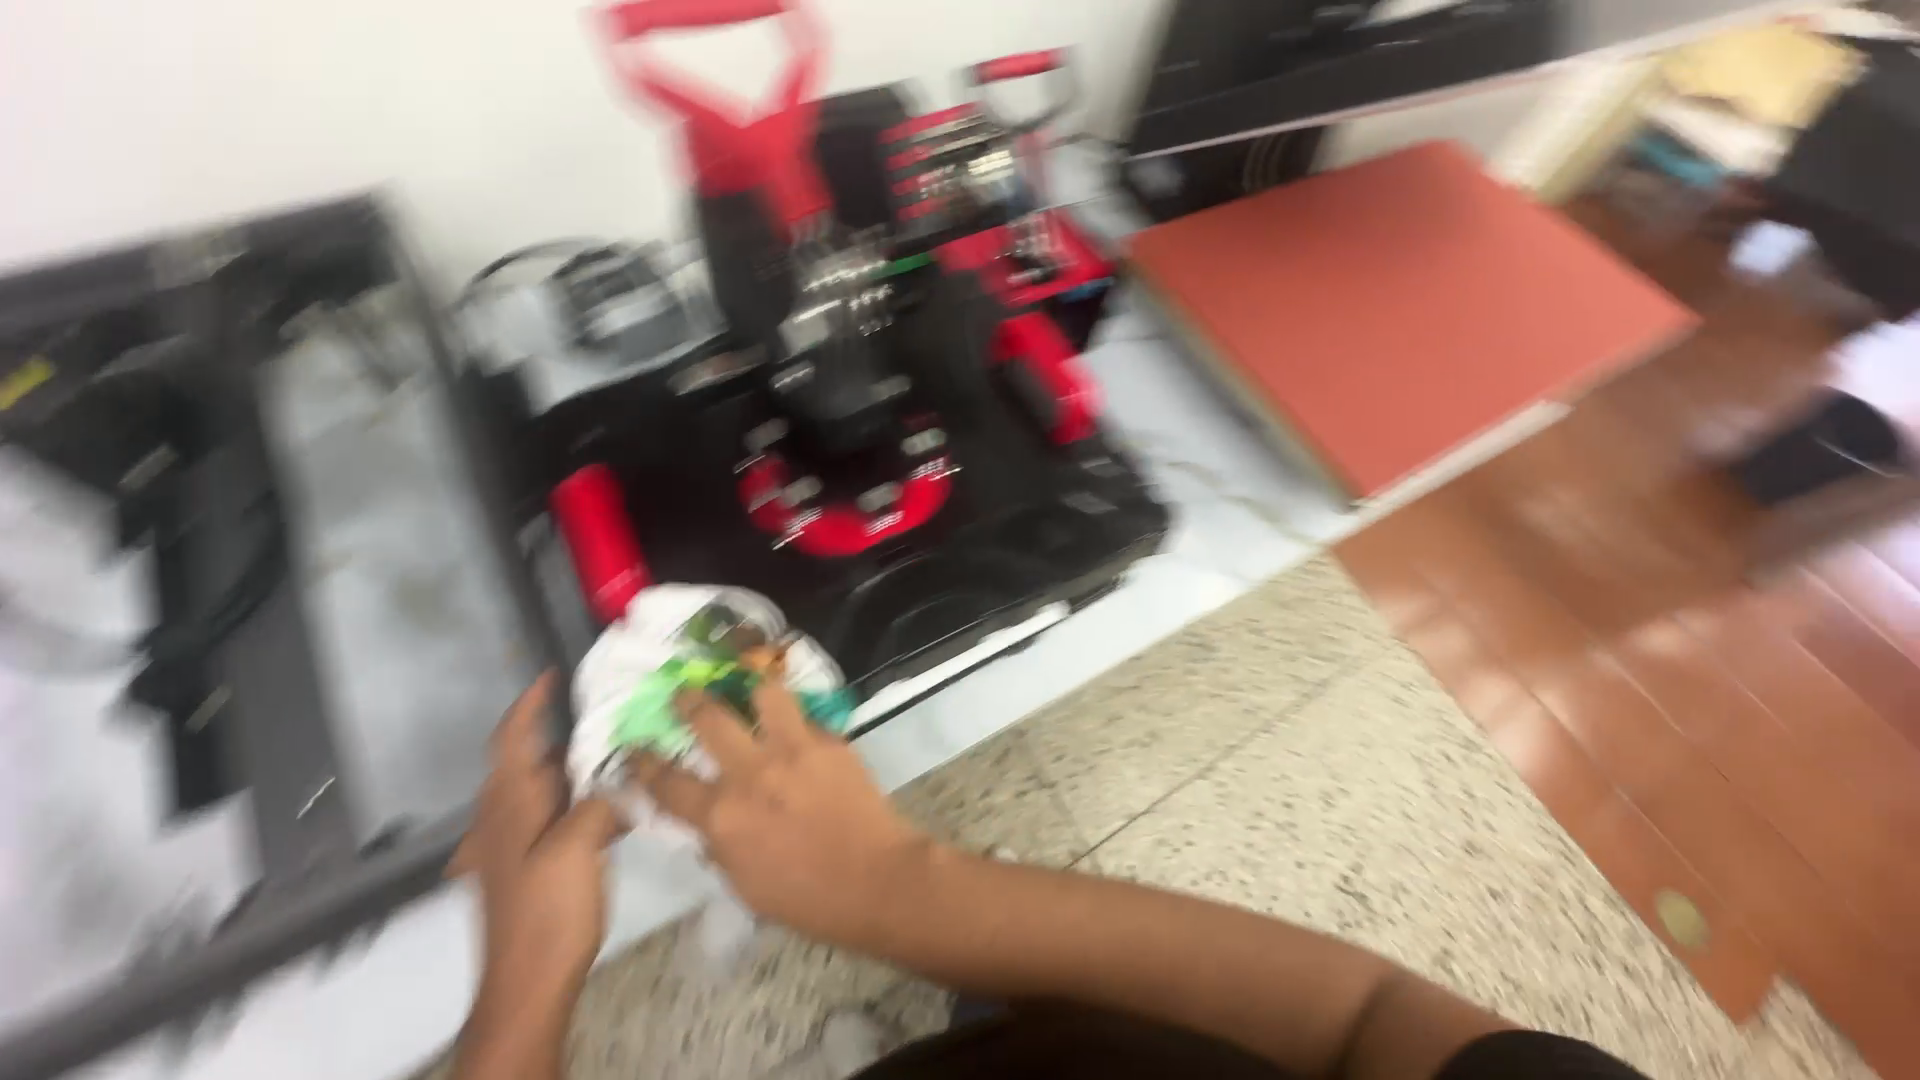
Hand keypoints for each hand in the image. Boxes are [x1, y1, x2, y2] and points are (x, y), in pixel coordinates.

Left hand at [453, 672, 624, 997]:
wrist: (526, 985)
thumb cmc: (548, 911)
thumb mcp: (577, 848)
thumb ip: (598, 803)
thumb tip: (614, 784)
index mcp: (509, 805)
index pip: (512, 740)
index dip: (528, 705)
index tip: (551, 676)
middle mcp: (503, 818)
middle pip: (530, 763)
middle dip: (566, 736)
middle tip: (612, 718)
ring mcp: (512, 846)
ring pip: (545, 792)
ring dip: (577, 772)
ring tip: (622, 759)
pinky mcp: (528, 868)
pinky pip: (554, 820)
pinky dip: (581, 805)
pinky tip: (616, 813)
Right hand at [633, 676, 935, 948]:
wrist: (875, 880)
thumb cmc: (807, 898)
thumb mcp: (744, 885)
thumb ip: (719, 846)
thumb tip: (708, 824)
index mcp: (722, 815)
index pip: (668, 782)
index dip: (644, 763)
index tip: (635, 747)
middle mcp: (752, 772)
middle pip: (709, 718)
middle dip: (689, 700)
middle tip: (685, 692)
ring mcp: (794, 749)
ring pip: (764, 694)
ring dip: (752, 691)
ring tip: (752, 692)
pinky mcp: (830, 741)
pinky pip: (807, 719)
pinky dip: (798, 724)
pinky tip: (802, 733)